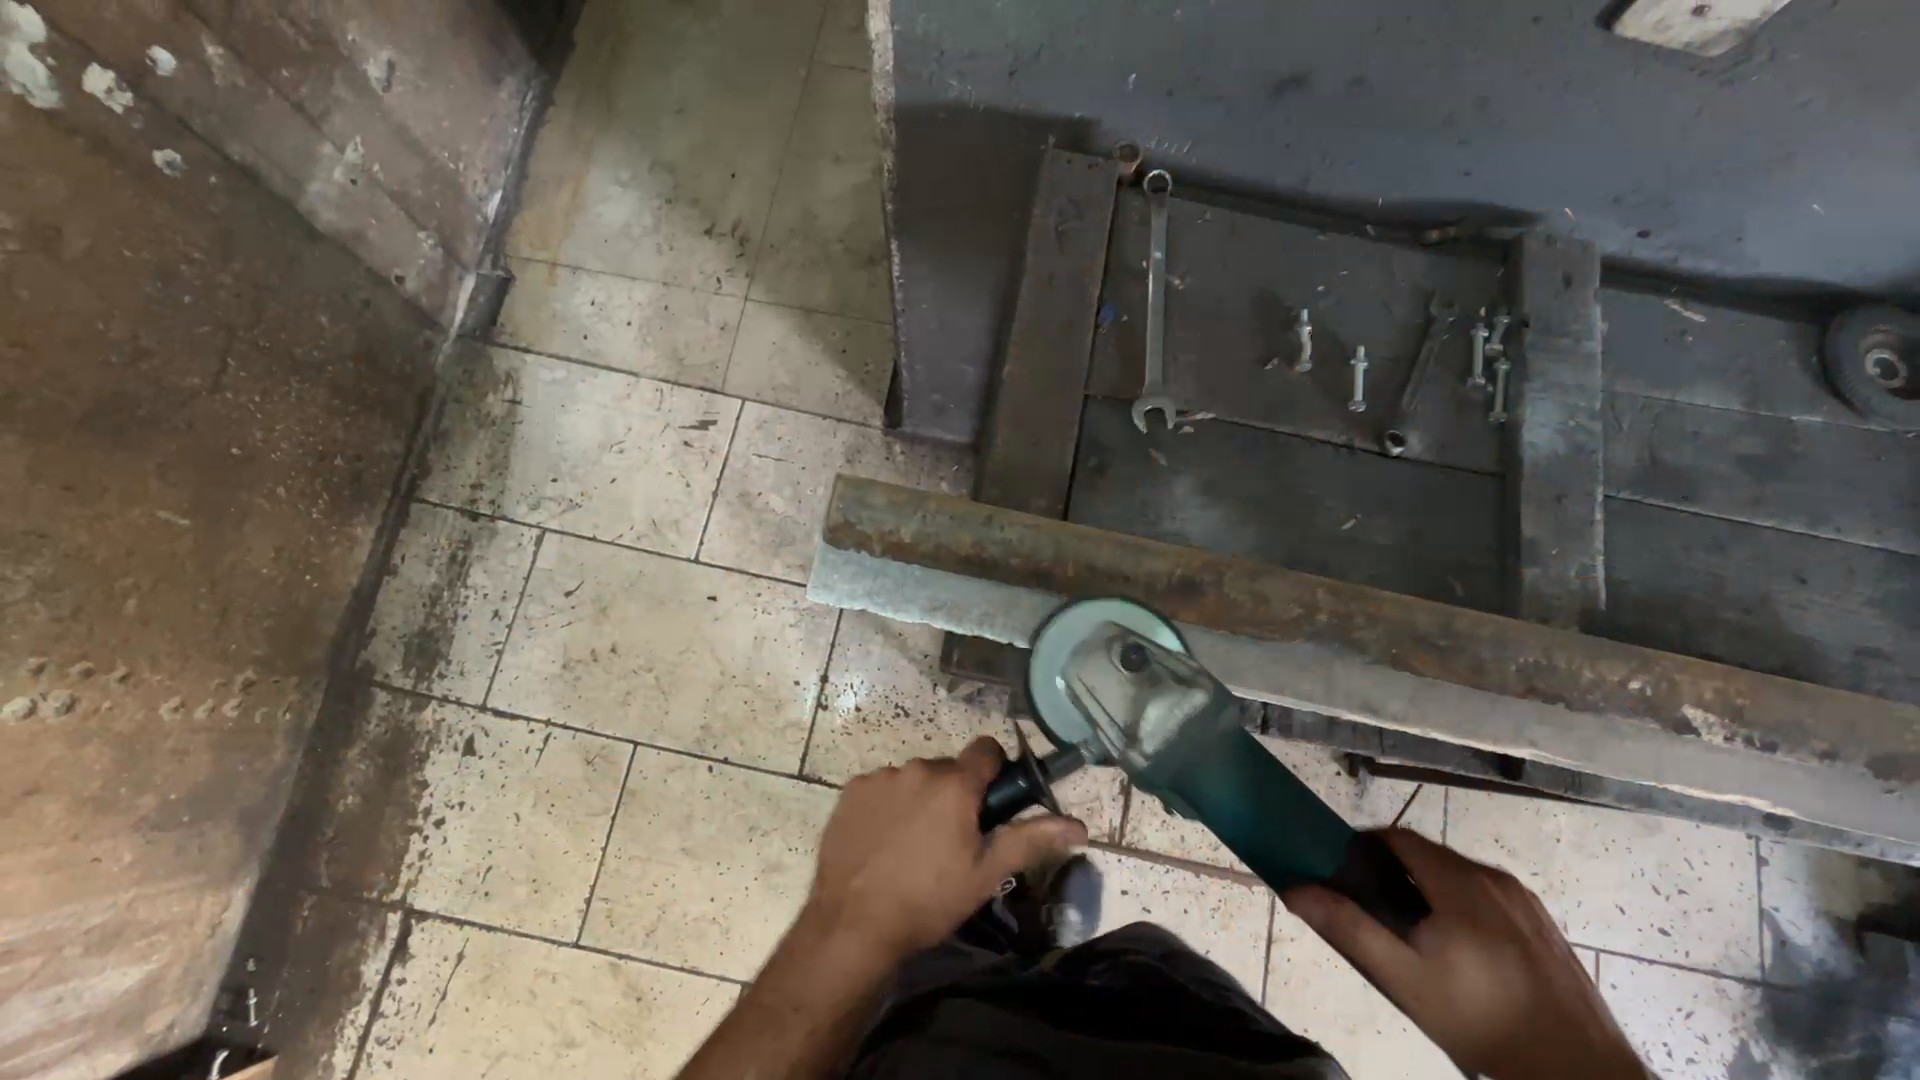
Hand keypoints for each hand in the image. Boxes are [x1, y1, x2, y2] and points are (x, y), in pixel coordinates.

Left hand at [803, 737, 1087, 966]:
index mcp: (954, 784)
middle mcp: (917, 769)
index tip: (990, 805)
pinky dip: (888, 807)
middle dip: (955, 795)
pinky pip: (881, 789)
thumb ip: (1030, 840)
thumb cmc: (928, 902)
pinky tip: (882, 844)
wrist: (852, 925)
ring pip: (914, 779)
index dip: (995, 772)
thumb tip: (1079, 825)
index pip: (987, 749)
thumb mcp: (986, 875)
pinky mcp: (850, 792)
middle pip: (949, 770)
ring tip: (913, 848)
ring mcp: (879, 778)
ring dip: (920, 800)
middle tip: (952, 841)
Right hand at [1283, 829, 1647, 1079]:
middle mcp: (1494, 878)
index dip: (1365, 844)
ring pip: (1461, 876)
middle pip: (1430, 855)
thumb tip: (1297, 890)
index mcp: (1459, 882)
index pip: (1400, 837)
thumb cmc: (1481, 1019)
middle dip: (1393, 869)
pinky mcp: (1544, 925)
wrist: (1577, 1070)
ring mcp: (1525, 901)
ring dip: (1428, 887)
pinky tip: (1458, 949)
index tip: (1342, 867)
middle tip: (1369, 906)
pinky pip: (1489, 897)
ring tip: (1409, 930)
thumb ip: (1350, 929)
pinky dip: (1461, 905)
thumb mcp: (1405, 980)